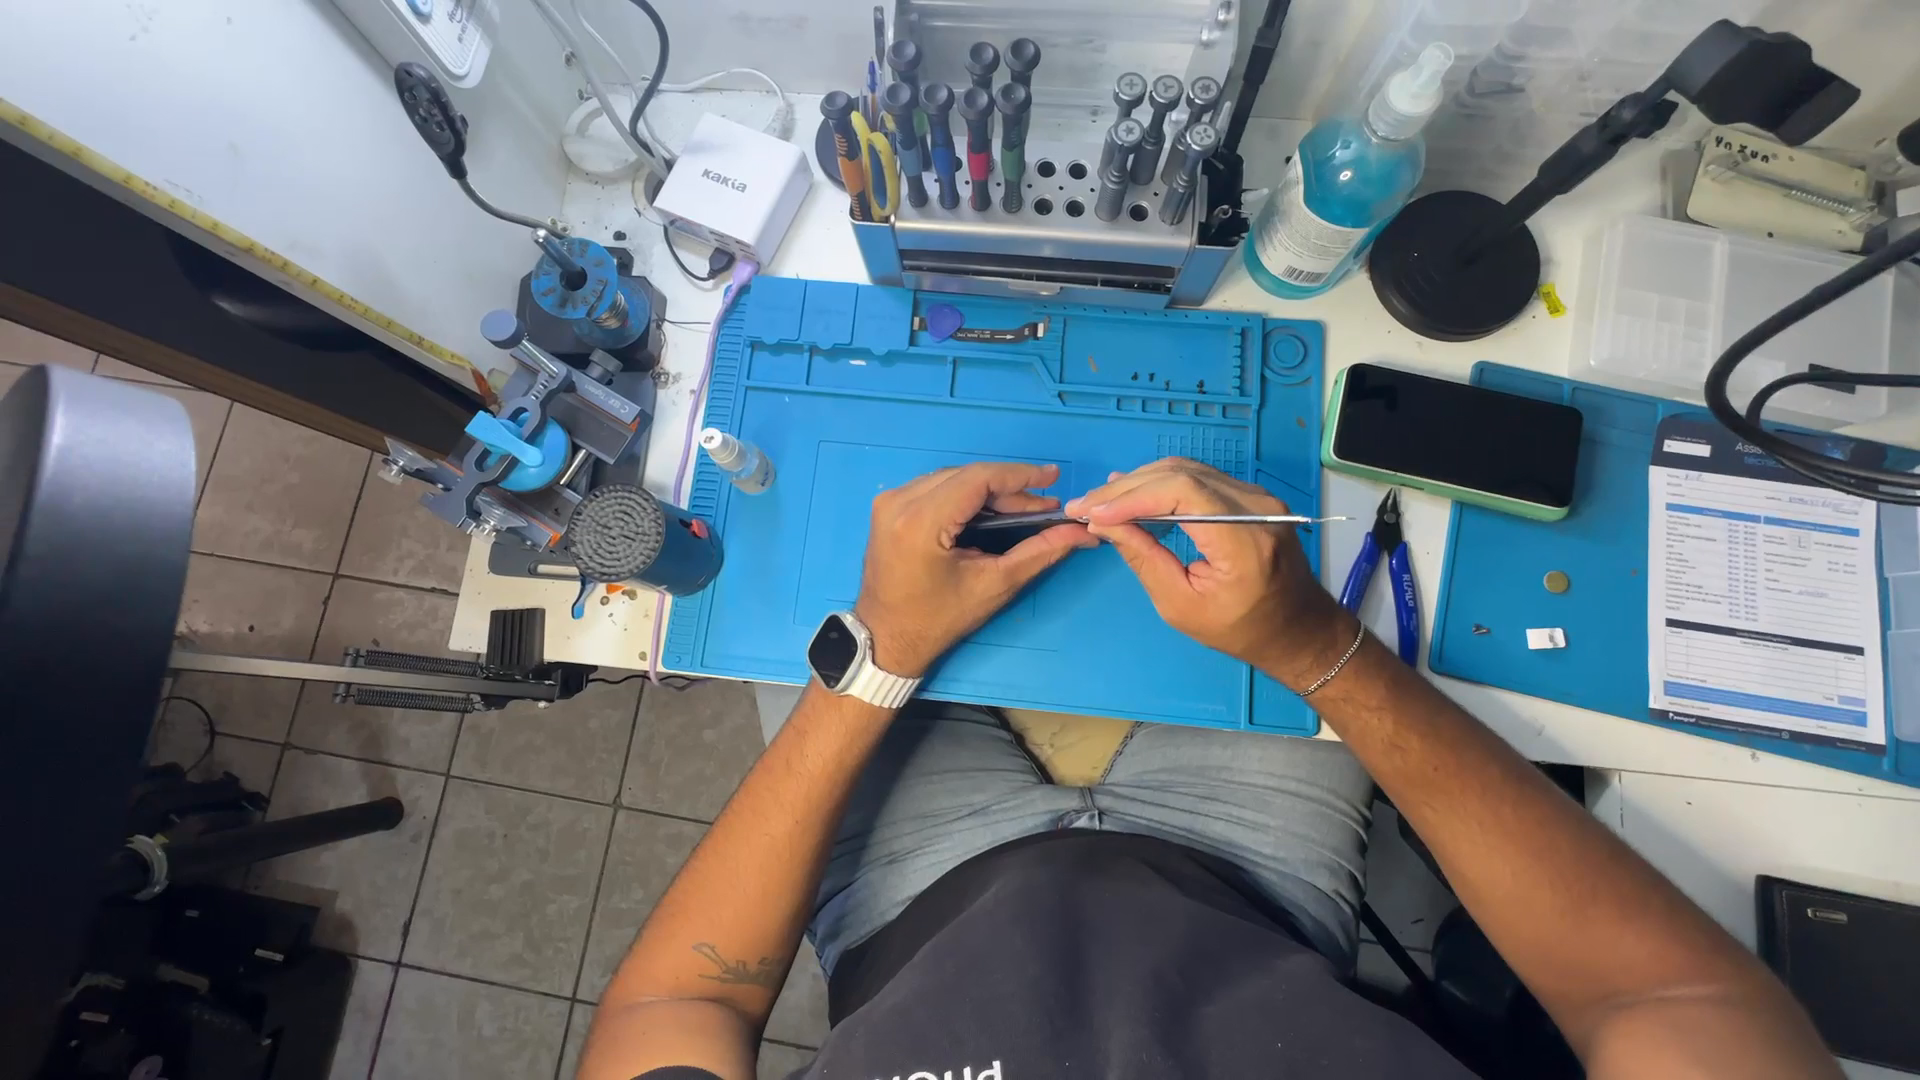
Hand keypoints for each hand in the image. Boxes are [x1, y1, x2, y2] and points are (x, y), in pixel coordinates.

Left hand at [856, 462, 1095, 676]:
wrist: (885, 639)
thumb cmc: (937, 620)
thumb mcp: (993, 585)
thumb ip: (1039, 552)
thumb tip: (1080, 532)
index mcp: (920, 520)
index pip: (978, 479)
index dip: (1020, 475)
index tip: (1053, 477)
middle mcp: (898, 501)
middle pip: (966, 476)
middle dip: (1008, 488)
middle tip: (1044, 506)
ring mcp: (888, 501)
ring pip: (951, 479)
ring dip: (988, 490)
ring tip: (1023, 509)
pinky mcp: (887, 507)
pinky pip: (935, 488)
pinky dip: (965, 495)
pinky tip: (991, 510)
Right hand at [1063, 458, 1352, 688]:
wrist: (1298, 629)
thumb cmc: (1240, 630)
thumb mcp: (1181, 605)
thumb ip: (1144, 558)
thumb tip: (1102, 524)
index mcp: (1244, 540)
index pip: (1181, 492)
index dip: (1131, 497)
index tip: (1091, 513)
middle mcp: (1256, 506)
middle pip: (1179, 474)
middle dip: (1125, 488)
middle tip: (1084, 506)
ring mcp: (1257, 496)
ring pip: (1185, 469)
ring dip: (1138, 483)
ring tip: (1100, 501)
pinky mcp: (1251, 496)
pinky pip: (1197, 477)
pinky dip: (1158, 484)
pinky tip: (1130, 495)